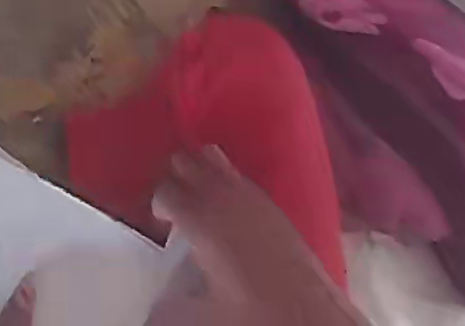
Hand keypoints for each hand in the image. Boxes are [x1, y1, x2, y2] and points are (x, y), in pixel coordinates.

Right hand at [151, 148, 365, 325]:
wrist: (311, 317)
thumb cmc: (256, 316)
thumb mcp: (209, 315)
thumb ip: (175, 308)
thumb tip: (153, 311)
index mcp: (199, 219)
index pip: (164, 190)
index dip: (158, 203)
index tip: (162, 223)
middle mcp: (218, 194)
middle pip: (183, 161)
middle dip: (174, 178)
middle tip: (176, 207)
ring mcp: (244, 191)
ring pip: (209, 155)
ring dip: (197, 169)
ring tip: (199, 197)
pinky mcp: (265, 197)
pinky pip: (234, 171)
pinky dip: (222, 177)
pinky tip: (228, 206)